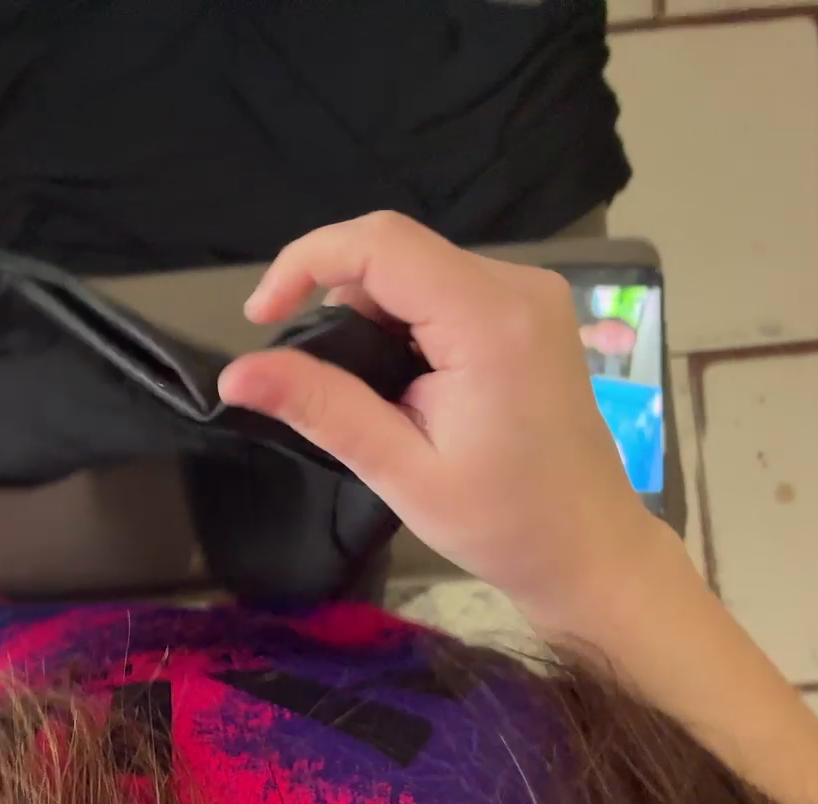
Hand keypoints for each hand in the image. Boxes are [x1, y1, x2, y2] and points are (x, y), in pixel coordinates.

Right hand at [220, 211, 672, 625]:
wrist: (584, 546)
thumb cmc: (497, 518)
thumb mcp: (395, 466)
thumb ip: (318, 407)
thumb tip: (234, 375)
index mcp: (489, 320)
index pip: (380, 244)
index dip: (303, 262)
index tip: (257, 319)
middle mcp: (515, 287)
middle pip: (392, 251)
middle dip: (327, 298)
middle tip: (303, 375)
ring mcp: (525, 296)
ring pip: (408, 270)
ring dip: (360, 317)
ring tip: (358, 394)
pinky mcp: (522, 313)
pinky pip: (434, 289)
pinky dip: (391, 323)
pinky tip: (394, 381)